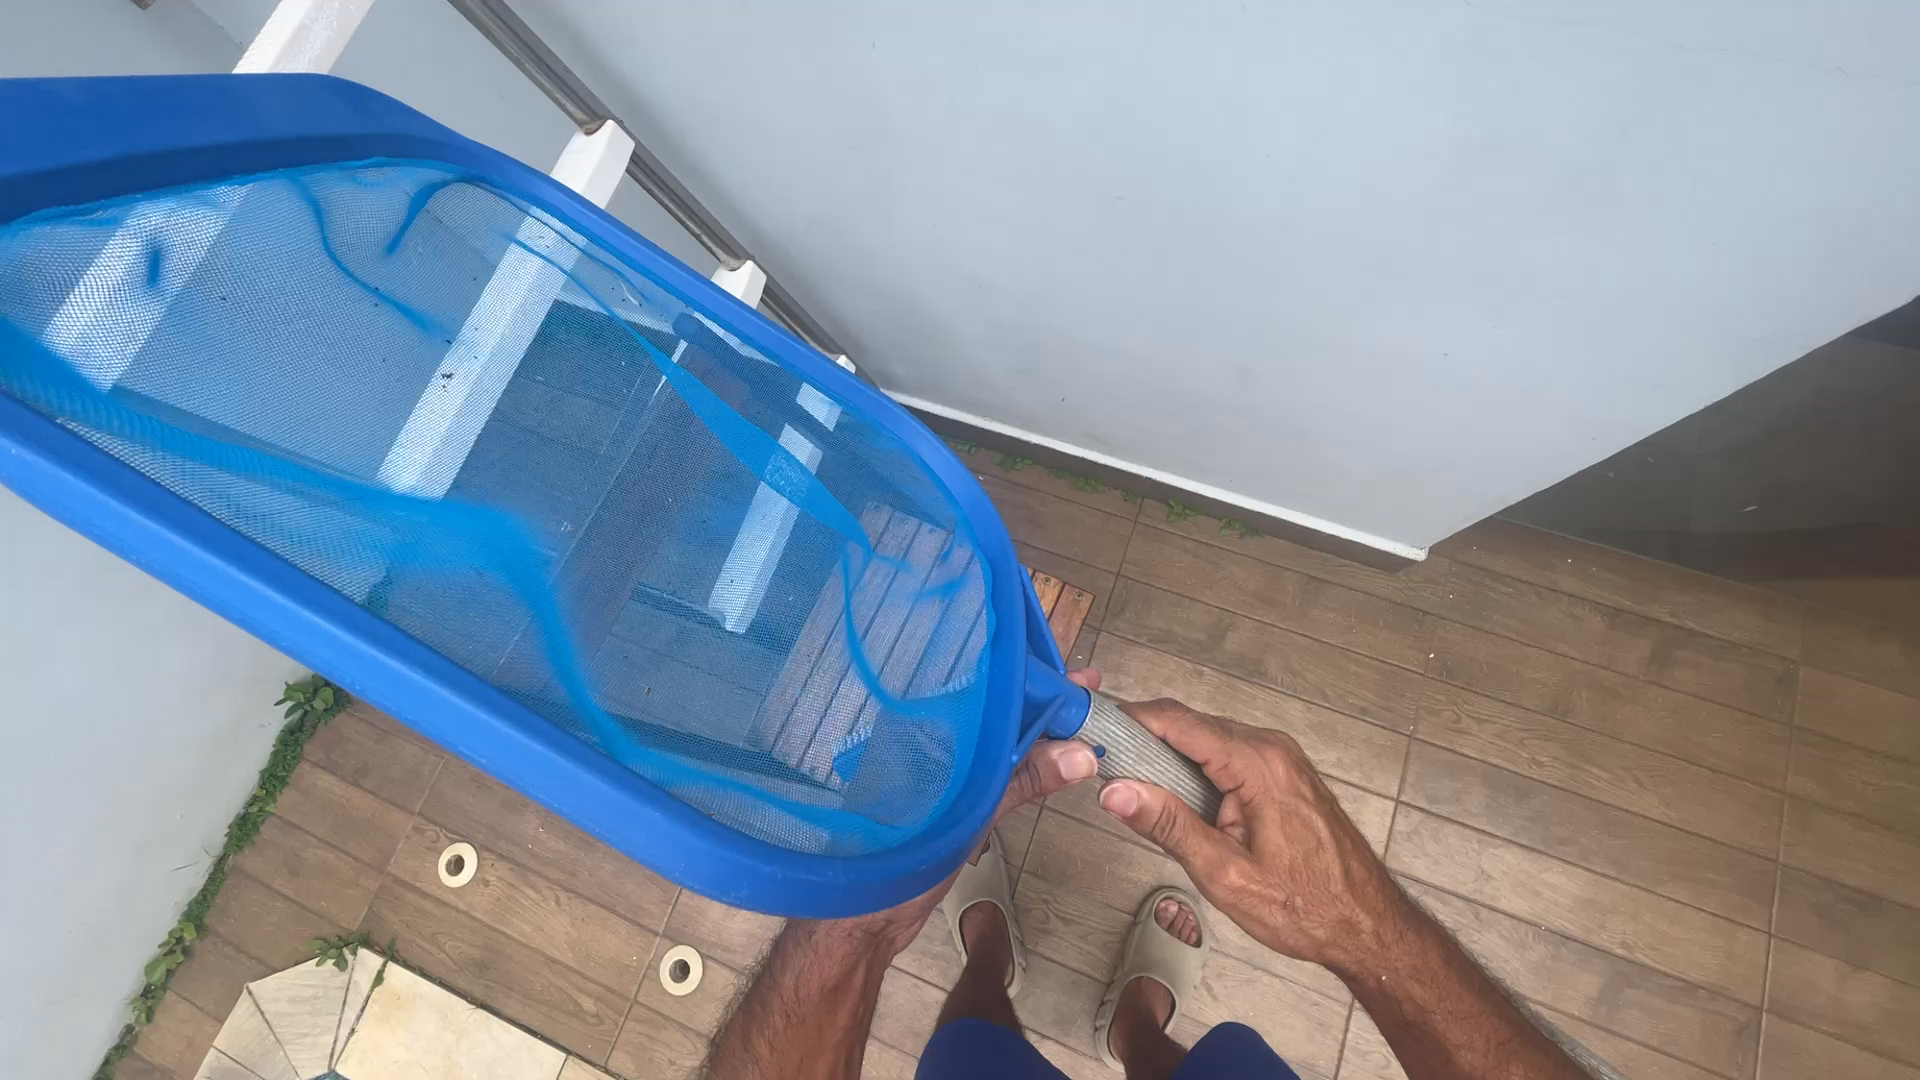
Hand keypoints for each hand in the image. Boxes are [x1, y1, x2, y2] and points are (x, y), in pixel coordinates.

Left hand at [848, 668, 1102, 954]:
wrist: (866, 919)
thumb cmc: (899, 858)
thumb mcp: (970, 812)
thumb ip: (1022, 778)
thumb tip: (1082, 754)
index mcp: (924, 726)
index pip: (988, 687)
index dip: (1031, 679)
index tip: (1074, 674)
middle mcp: (931, 736)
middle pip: (997, 707)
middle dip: (1041, 697)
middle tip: (1089, 688)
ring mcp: (942, 767)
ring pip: (997, 736)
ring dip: (1037, 727)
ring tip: (1080, 715)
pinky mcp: (949, 793)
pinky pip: (992, 763)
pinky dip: (1024, 756)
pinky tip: (1051, 751)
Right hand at [1096, 699, 1409, 973]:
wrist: (1371, 928)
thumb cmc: (1302, 907)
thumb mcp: (1224, 873)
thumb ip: (1167, 825)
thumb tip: (1113, 790)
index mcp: (1255, 763)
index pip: (1177, 720)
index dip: (1130, 719)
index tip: (1093, 730)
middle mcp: (1269, 746)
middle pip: (1190, 722)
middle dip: (1144, 737)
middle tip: (1105, 764)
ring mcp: (1279, 755)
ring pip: (1206, 735)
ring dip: (1168, 751)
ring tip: (1133, 782)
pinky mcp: (1281, 768)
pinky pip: (1225, 750)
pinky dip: (1194, 762)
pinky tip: (1176, 793)